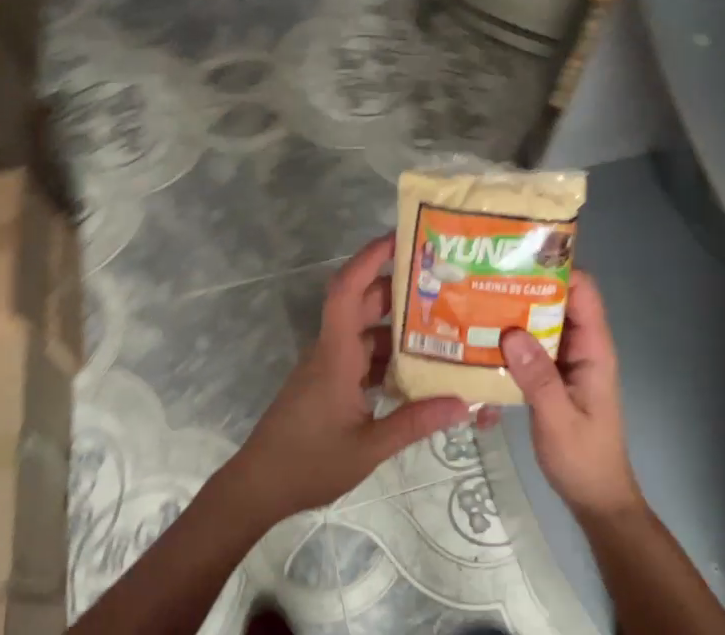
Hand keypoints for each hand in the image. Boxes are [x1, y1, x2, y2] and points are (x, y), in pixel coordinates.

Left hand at [225, 235, 471, 519]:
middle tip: (443, 283)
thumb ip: (415, 423)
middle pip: (364, 306)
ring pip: (368, 333)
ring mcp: (331, 368)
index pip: (347, 290)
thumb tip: (464, 403)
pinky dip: (391, 357)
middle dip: (399, 289)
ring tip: (445, 325)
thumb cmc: (308, 462)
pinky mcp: (332, 385)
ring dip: (399, 328)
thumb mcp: (368, 448)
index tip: (400, 238)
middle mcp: (332, 351)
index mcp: (335, 354)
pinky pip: (365, 358)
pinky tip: (421, 370)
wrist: (260, 486)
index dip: (368, 258)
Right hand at [500, 271, 643, 519]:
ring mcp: (565, 362)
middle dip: (524, 284)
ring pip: (541, 322)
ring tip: (473, 296)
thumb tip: (510, 332)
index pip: (583, 293)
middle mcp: (581, 347)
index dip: (556, 268)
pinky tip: (478, 337)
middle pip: (557, 301)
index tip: (518, 255)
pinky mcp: (550, 376)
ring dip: (513, 310)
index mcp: (594, 350)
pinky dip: (510, 338)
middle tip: (482, 273)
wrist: (596, 499)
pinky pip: (531, 346)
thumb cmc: (584, 458)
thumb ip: (538, 378)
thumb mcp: (559, 420)